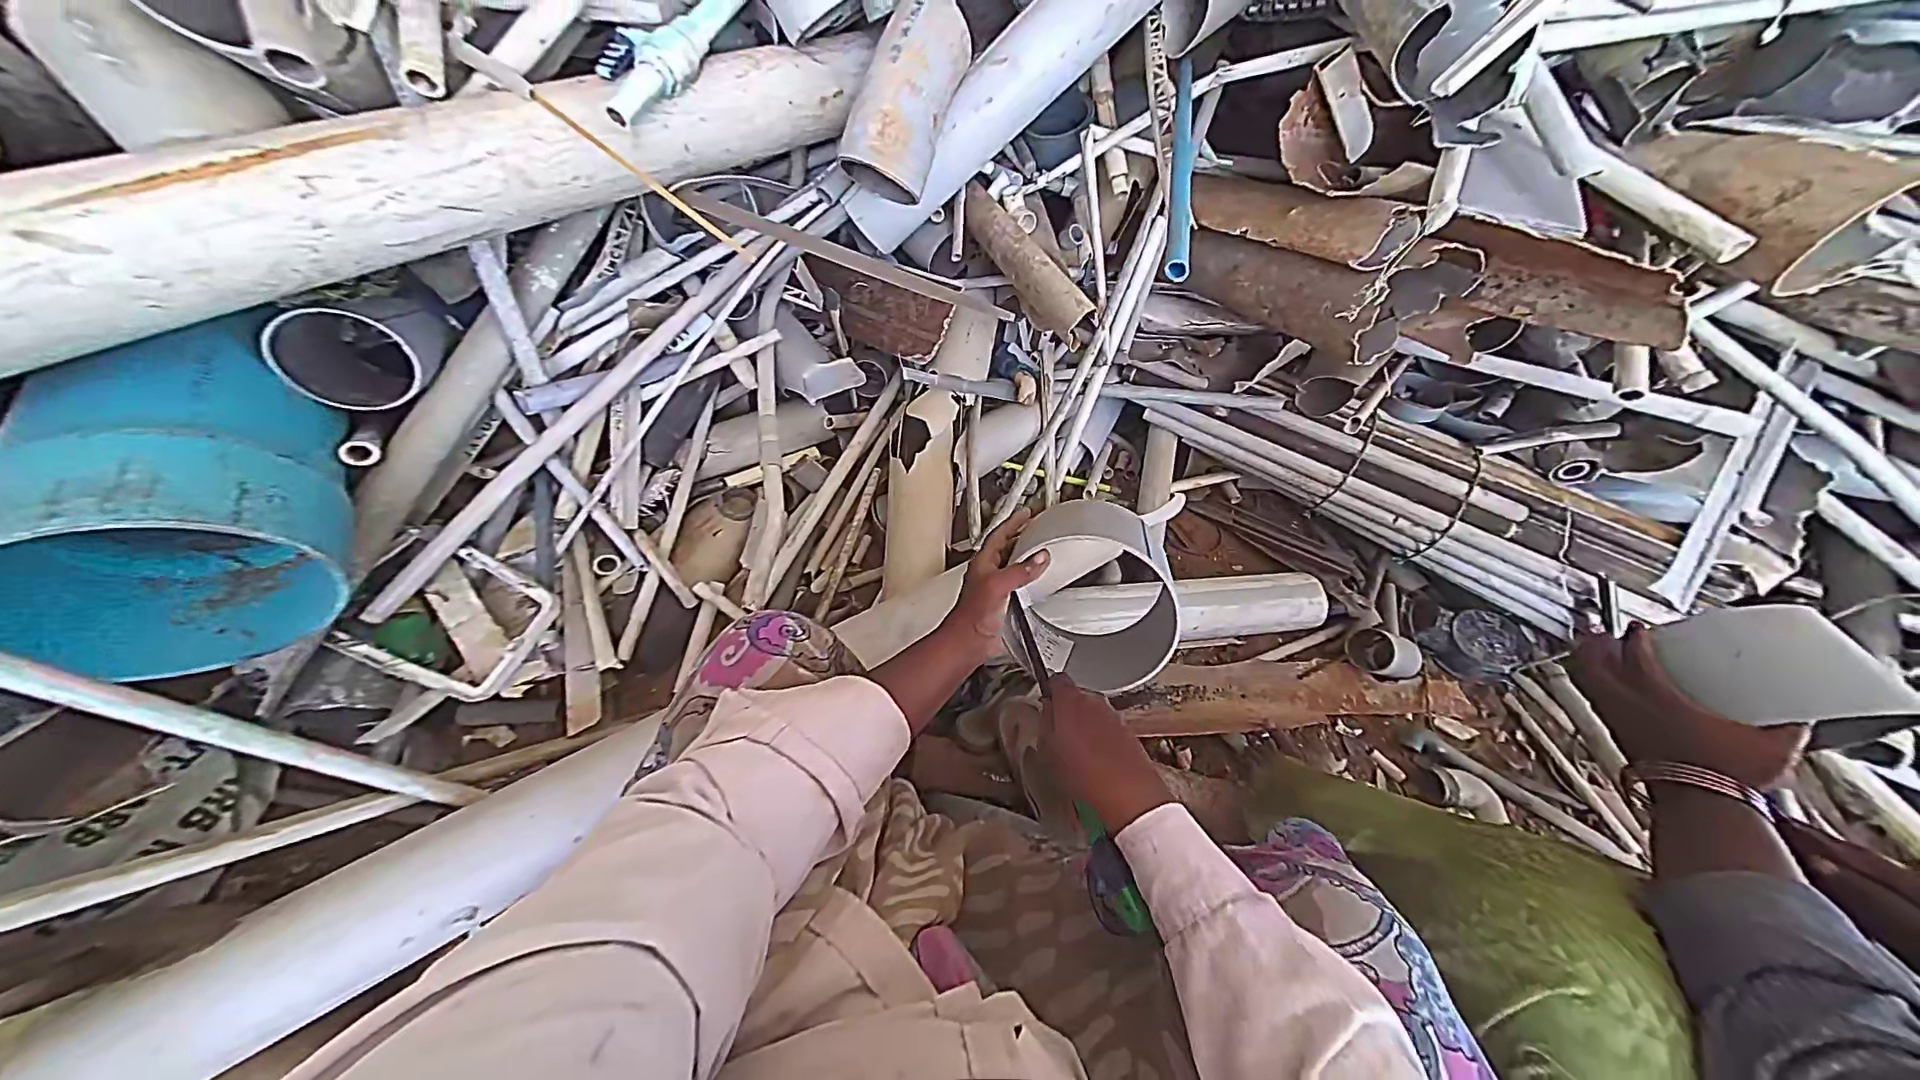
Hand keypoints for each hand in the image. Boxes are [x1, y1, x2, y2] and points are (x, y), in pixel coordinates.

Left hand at [939, 508, 1049, 667]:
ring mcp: (996, 588)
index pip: (999, 535)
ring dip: (1027, 558)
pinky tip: (1040, 581)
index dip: (1013, 523)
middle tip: (1038, 529)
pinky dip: (1031, 579)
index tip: (1026, 514)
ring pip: (1014, 566)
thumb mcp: (998, 585)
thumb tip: (1039, 557)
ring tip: (1042, 550)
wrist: (969, 641)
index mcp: (983, 563)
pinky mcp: (1004, 603)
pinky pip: (1020, 585)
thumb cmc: (972, 615)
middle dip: (1022, 537)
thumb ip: (1020, 570)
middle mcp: (989, 573)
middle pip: (1007, 548)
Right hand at [1039, 675, 1170, 831]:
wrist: (1130, 797)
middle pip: (1076, 696)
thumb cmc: (1083, 774)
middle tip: (1057, 735)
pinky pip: (1108, 728)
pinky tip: (1096, 761)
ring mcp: (1115, 715)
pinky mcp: (1129, 732)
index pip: (1056, 680)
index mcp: (1071, 699)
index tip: (1045, 704)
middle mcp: (1095, 701)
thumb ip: (1044, 722)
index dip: (1049, 691)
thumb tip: (1047, 710)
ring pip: (1093, 712)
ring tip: (1077, 753)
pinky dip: (1101, 737)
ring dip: (1085, 725)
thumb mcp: (1047, 749)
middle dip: (1067, 710)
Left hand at [1571, 625, 1809, 788]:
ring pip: (1589, 682)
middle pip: (1595, 664)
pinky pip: (1595, 701)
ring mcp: (1617, 719)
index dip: (1635, 639)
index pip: (1638, 658)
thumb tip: (1801, 719)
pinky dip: (1594, 687)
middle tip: (1600, 633)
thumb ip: (1785, 728)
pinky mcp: (1616, 734)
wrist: (1700, 803)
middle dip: (1594, 646)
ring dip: (1588, 664)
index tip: (1637, 628)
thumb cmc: (1730, 774)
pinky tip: (1603, 687)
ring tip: (1592, 652)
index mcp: (1660, 698)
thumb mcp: (1771, 746)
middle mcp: (1630, 704)